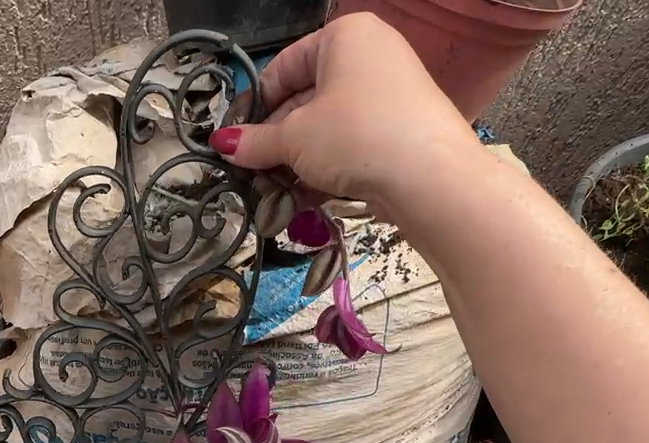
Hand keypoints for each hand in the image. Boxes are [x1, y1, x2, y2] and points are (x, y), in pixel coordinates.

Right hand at [210, 14, 484, 222]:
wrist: (426, 175)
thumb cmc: (353, 135)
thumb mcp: (294, 138)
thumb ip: (255, 142)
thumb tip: (221, 144)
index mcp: (343, 36)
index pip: (282, 68)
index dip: (253, 107)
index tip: (233, 142)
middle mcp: (367, 56)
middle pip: (302, 101)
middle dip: (274, 144)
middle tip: (250, 176)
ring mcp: (385, 95)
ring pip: (323, 129)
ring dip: (293, 165)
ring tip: (272, 195)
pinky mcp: (395, 131)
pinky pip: (347, 146)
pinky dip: (322, 170)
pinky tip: (301, 200)